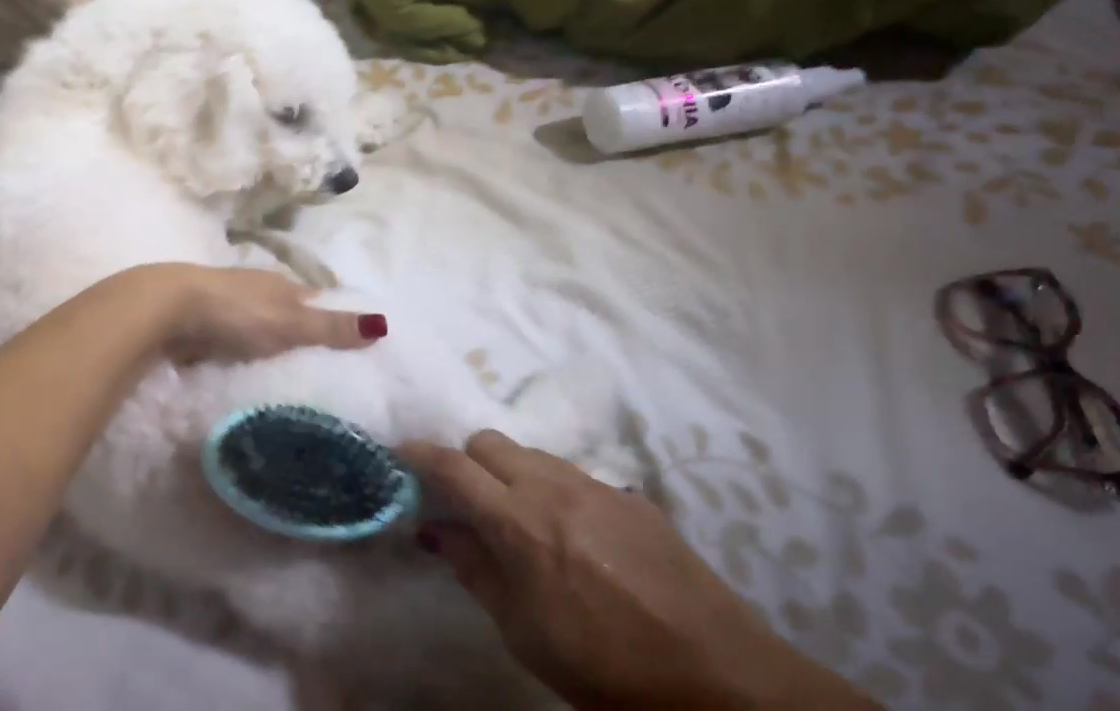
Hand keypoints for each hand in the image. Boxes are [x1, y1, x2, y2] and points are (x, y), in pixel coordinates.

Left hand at [134, 263, 384, 364]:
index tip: (349, 340)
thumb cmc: (235, 313)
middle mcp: (252, 290)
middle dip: (298, 332)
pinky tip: (245, 374)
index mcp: (278, 283)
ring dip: (266, 345)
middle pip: (283, 312)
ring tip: (286, 377)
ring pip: (254, 327)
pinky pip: (229, 344)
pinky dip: (239, 356)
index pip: (313, 297)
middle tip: (321, 368)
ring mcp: (223, 307)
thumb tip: (382, 323)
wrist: (166, 311)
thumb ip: (331, 326)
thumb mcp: (290, 322)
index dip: (330, 314)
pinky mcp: (199, 327)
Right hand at [402, 432, 876, 710]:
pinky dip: (555, 491)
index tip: (399, 453)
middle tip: (466, 503)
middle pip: (489, 442)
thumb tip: (438, 530)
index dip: (418, 454)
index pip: (452, 466)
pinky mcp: (635, 499)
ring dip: (511, 474)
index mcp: (518, 523)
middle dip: (467, 462)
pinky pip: (576, 476)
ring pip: (533, 454)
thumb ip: (473, 569)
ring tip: (522, 522)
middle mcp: (554, 488)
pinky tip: (575, 538)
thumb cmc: (603, 665)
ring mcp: (599, 488)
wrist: (719, 677)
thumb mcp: (522, 631)